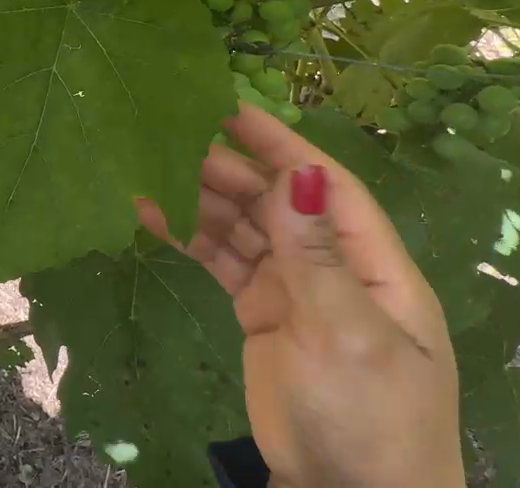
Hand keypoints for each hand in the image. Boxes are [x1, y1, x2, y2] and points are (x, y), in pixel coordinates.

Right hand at [136, 104, 464, 487]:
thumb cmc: (366, 413)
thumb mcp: (344, 333)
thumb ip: (314, 253)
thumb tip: (299, 173)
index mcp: (374, 269)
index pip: (326, 187)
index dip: (280, 144)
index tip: (226, 107)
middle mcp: (333, 268)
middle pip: (274, 200)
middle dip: (223, 168)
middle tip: (163, 141)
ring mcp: (293, 288)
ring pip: (241, 224)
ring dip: (197, 198)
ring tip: (145, 174)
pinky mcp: (259, 308)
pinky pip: (219, 256)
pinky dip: (186, 234)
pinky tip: (150, 216)